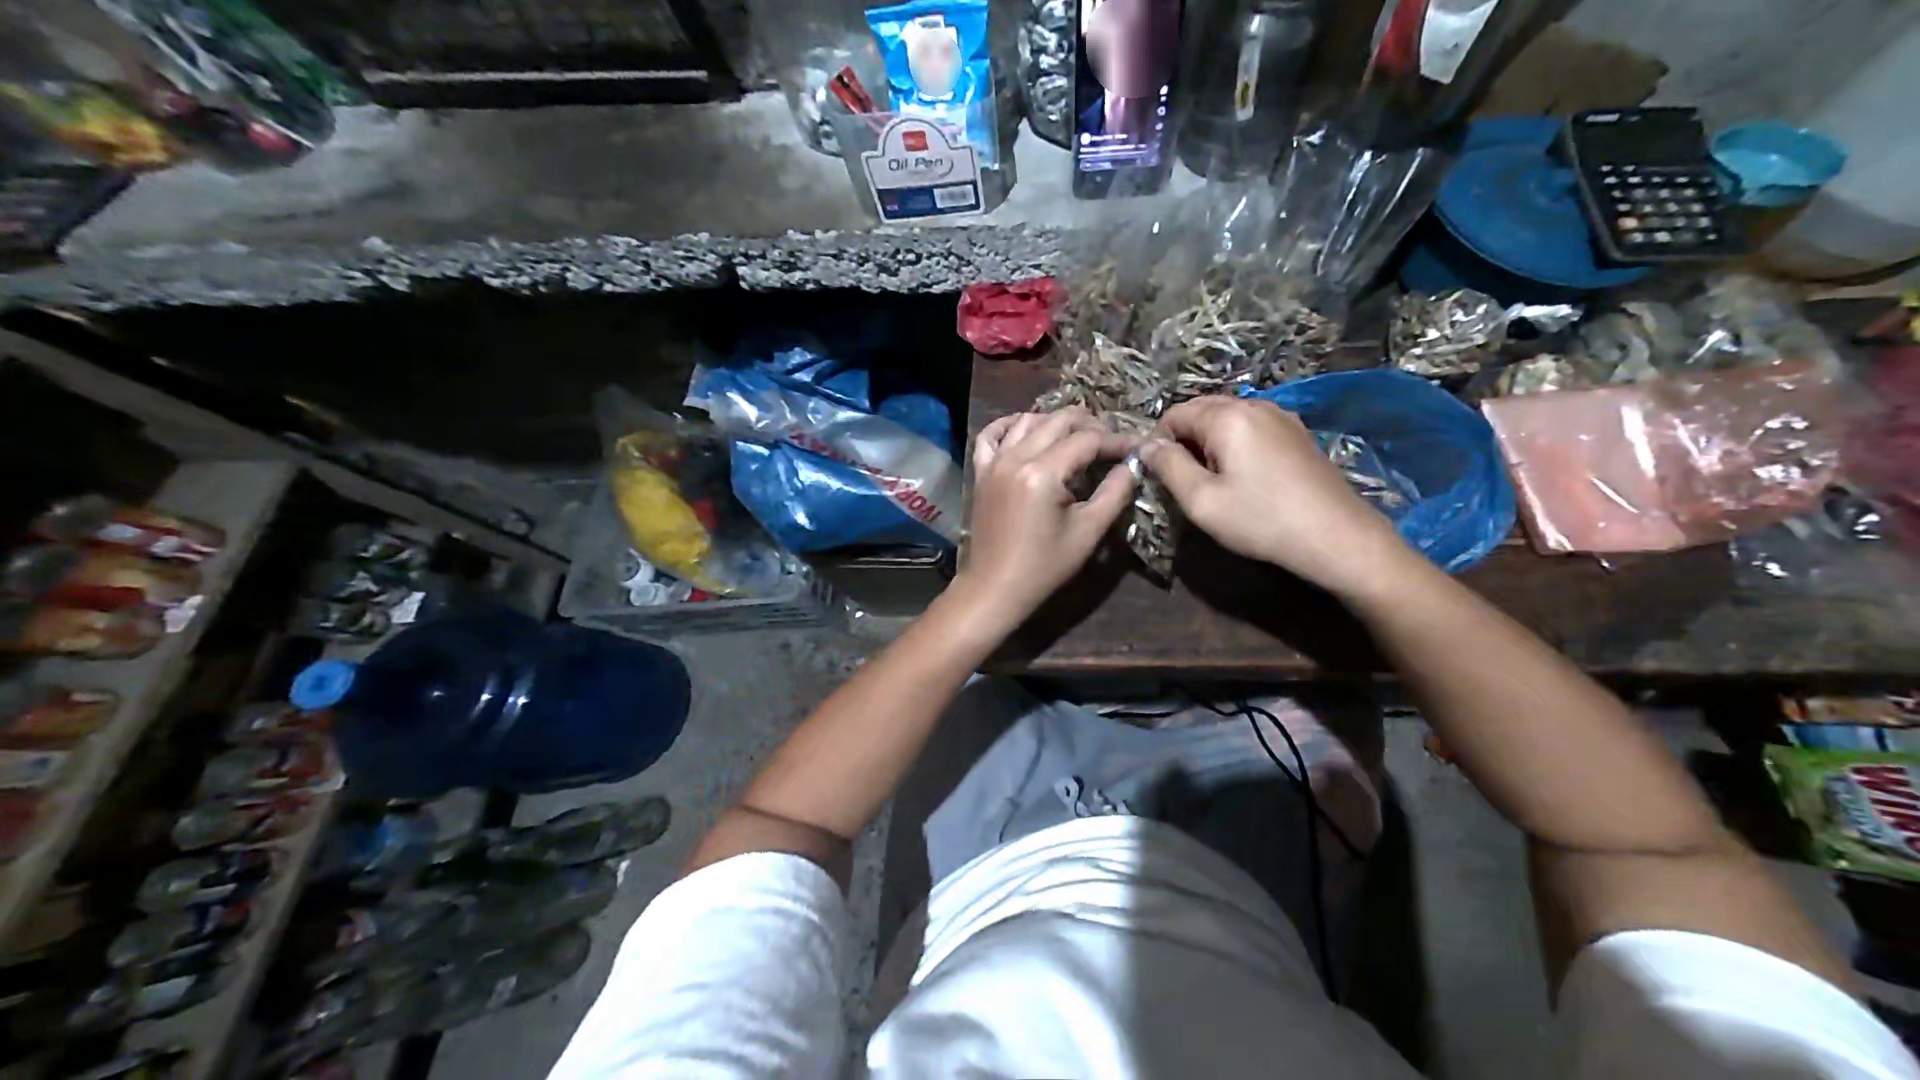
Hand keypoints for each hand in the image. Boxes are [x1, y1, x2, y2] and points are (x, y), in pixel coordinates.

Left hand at [957, 407, 1137, 625]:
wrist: (995, 588)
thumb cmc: (1044, 566)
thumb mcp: (1087, 532)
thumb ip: (1114, 493)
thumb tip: (1133, 465)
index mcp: (1042, 473)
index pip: (1087, 440)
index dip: (1116, 441)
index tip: (1136, 448)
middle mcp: (1015, 458)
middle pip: (1058, 421)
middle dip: (1090, 425)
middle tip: (1111, 441)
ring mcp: (993, 462)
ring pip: (1027, 421)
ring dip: (1055, 421)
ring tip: (1078, 435)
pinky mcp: (981, 472)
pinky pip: (990, 435)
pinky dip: (1009, 424)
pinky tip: (1026, 425)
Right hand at [1145, 396, 1413, 597]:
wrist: (1337, 536)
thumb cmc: (1261, 520)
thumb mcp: (1201, 500)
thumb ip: (1168, 467)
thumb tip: (1146, 446)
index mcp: (1227, 417)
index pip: (1175, 414)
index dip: (1158, 442)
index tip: (1158, 474)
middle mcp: (1254, 405)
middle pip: (1202, 410)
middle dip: (1183, 438)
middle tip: (1180, 478)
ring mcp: (1280, 416)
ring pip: (1228, 417)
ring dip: (1208, 441)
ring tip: (1209, 479)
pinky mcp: (1296, 433)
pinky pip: (1251, 427)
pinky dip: (1235, 443)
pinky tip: (1241, 475)